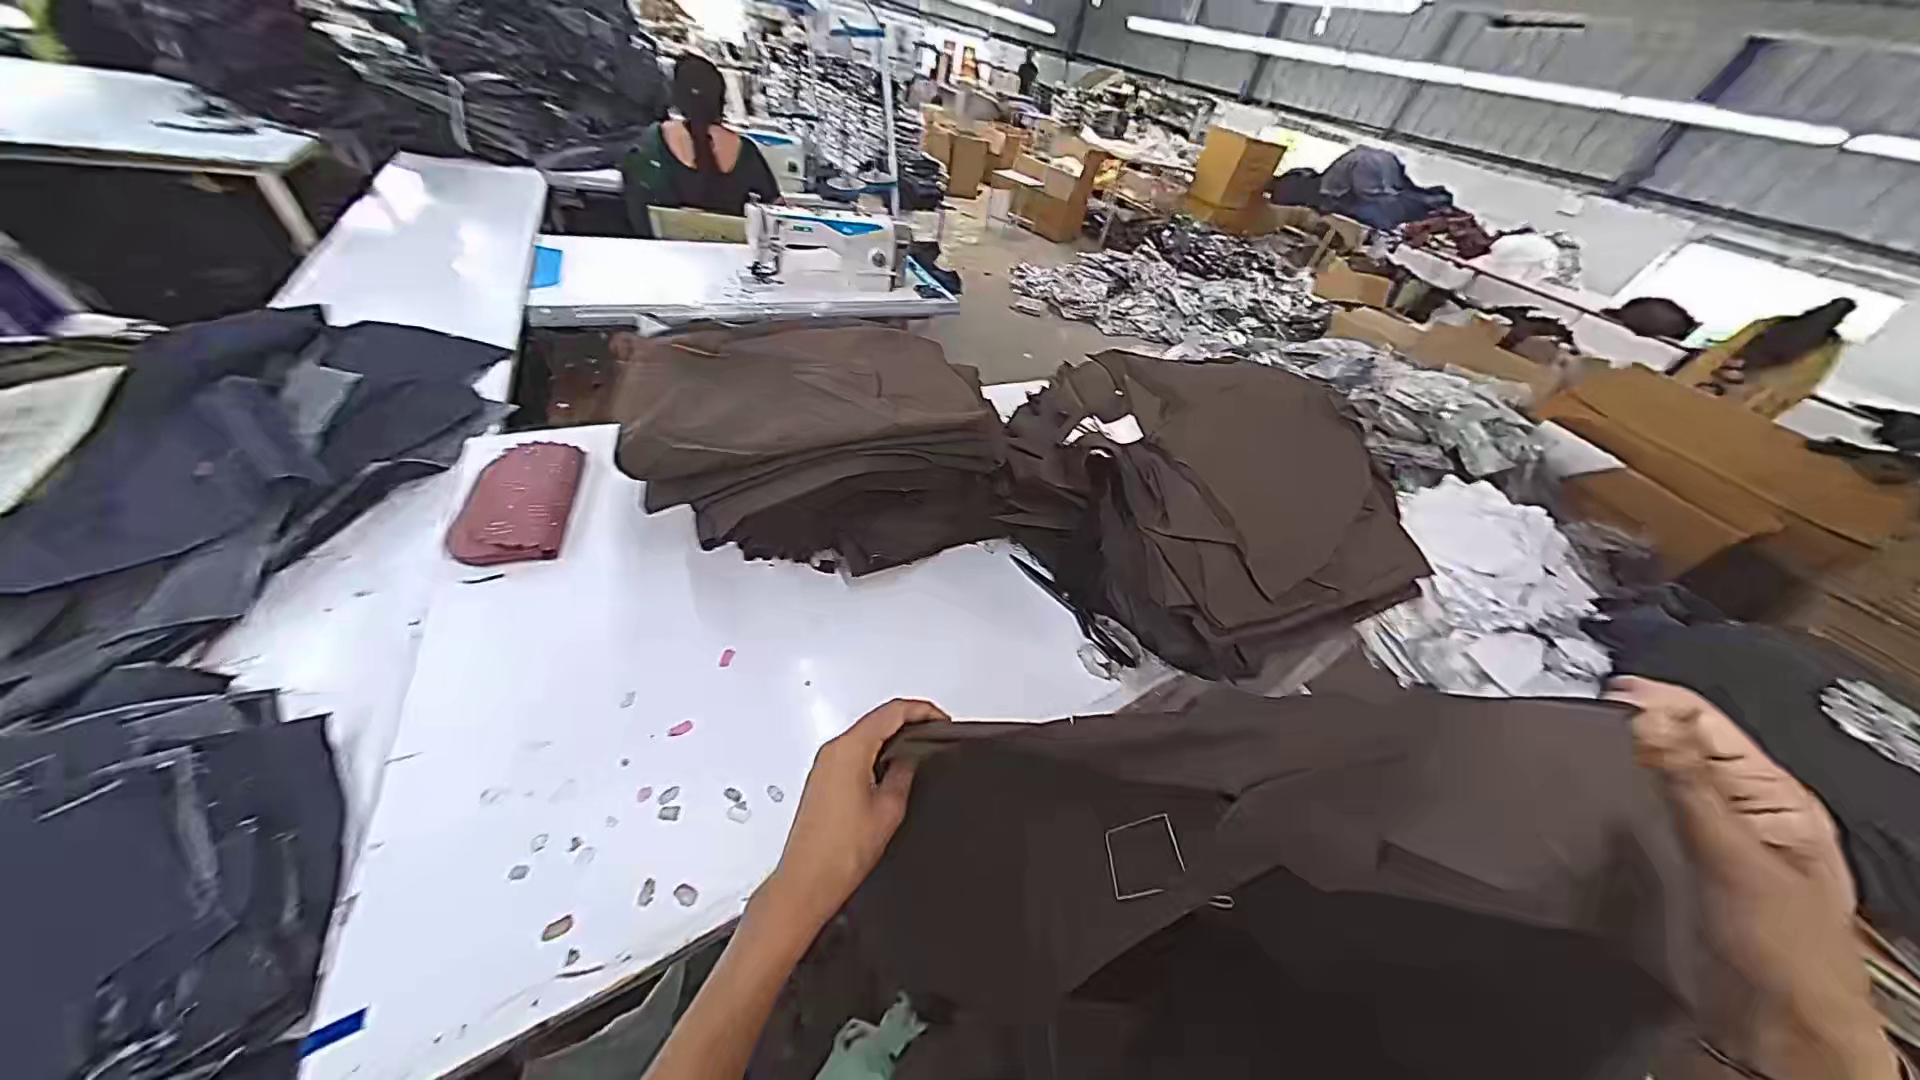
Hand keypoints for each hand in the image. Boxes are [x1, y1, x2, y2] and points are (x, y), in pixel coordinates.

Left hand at [760, 698, 948, 929]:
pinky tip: (891, 763)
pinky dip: (876, 748)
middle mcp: (833, 750)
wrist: (807, 882)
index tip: (940, 717)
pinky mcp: (822, 777)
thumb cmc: (839, 853)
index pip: (891, 712)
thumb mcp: (889, 808)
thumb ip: (903, 772)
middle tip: (934, 726)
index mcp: (849, 750)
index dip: (921, 710)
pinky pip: (853, 749)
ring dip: (891, 732)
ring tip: (918, 744)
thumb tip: (909, 759)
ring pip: (864, 732)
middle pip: (876, 717)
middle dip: (908, 717)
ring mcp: (824, 763)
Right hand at [1607, 677, 1897, 1079]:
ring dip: (1621, 747)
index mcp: (1775, 798)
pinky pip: (1638, 796)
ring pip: (1654, 767)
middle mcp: (1741, 805)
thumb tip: (1650, 716)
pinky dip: (1612, 778)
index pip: (1710, 725)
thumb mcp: (1734, 854)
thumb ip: (1688, 782)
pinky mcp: (1671, 845)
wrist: (1769, 1017)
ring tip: (1578, 730)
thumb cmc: (1783, 949)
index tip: (1607, 689)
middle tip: (1582, 703)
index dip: (1659, 701)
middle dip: (1634, 719)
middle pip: (1679, 741)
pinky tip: (1588, 774)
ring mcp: (1704, 825)